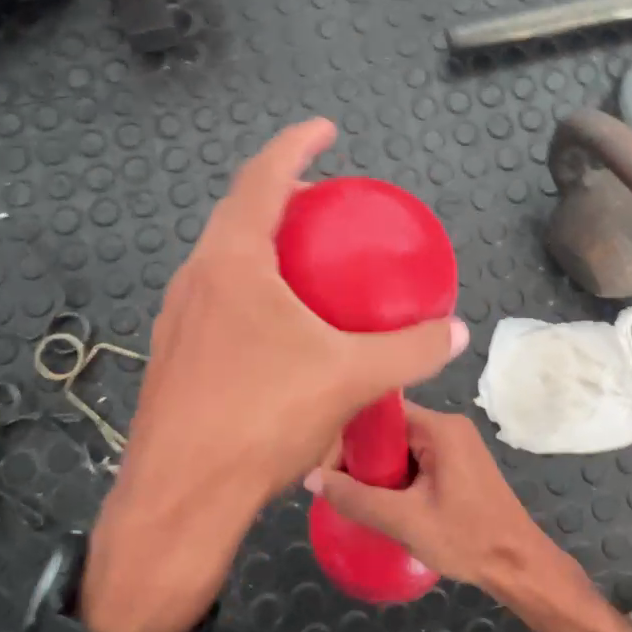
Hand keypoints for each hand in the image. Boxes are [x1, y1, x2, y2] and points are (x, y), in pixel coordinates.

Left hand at [83, 119, 466, 631]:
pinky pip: (218, 296)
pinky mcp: (174, 354)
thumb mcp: (349, 378)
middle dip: (281, 194)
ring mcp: (177, 318)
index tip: (325, 131)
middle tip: (325, 202)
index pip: (261, 179)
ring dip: (263, 242)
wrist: (179, 500)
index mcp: (232, 263)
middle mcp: (196, 278)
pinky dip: (252, 285)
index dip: (295, 145)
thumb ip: (410, 350)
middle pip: (238, 213)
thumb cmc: (260, 420)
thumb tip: (457, 332)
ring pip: (223, 257)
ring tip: (307, 259)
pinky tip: (282, 326)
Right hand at [303, 402, 556, 592]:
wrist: (517, 564)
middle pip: (391, 430)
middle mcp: (449, 427)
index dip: (350, 434)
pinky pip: (416, 461)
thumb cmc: (466, 537)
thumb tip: (311, 477)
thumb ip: (356, 497)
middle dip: (361, 456)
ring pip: (401, 448)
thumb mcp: (404, 519)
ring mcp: (456, 446)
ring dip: (377, 471)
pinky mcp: (459, 466)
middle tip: (333, 485)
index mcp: (441, 427)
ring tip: (349, 496)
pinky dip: (396, 479)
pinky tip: (378, 502)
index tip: (325, 462)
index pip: (382, 413)